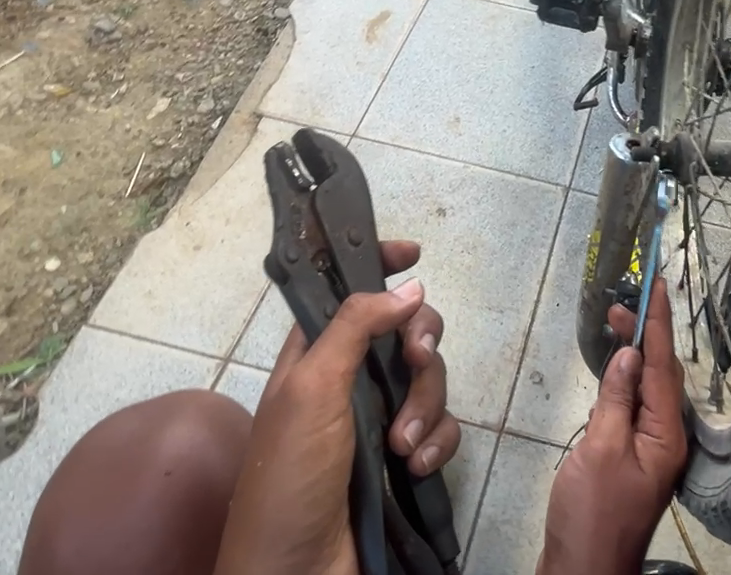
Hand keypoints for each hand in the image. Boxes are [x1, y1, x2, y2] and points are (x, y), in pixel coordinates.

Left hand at [215, 241, 459, 574]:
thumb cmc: (289, 476)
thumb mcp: (310, 389)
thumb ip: (356, 326)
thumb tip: (410, 284)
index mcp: (315, 356)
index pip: (348, 293)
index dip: (378, 266)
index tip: (413, 254)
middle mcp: (350, 380)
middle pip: (405, 331)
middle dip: (420, 343)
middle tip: (414, 360)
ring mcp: (380, 419)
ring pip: (429, 380)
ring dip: (425, 407)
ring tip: (401, 447)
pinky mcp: (404, 456)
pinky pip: (442, 427)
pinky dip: (436, 443)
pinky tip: (415, 469)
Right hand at [538, 284, 689, 574]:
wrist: (582, 572)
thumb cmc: (592, 512)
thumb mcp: (601, 449)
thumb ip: (616, 398)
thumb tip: (629, 353)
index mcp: (667, 434)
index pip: (665, 365)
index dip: (660, 322)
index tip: (659, 284)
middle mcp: (665, 437)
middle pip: (659, 374)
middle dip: (644, 334)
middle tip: (619, 303)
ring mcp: (648, 449)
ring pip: (645, 389)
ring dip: (632, 357)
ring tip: (614, 325)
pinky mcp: (629, 458)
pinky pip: (631, 409)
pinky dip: (621, 384)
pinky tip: (610, 375)